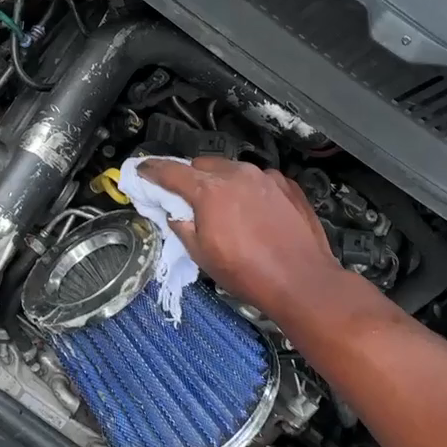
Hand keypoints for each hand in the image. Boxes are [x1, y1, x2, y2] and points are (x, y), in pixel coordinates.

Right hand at [142, 156, 339, 310]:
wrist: (303, 282)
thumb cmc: (249, 273)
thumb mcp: (201, 255)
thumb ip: (181, 226)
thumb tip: (175, 214)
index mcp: (210, 190)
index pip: (171, 171)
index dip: (152, 170)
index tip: (143, 170)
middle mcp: (238, 175)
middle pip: (202, 164)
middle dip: (190, 177)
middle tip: (187, 198)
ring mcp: (266, 178)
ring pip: (232, 169)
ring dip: (221, 182)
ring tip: (223, 208)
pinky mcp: (287, 185)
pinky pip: (258, 179)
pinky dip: (248, 189)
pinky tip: (252, 212)